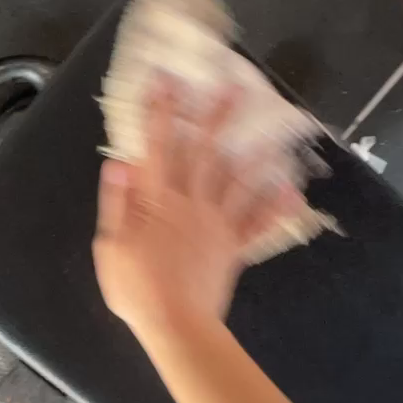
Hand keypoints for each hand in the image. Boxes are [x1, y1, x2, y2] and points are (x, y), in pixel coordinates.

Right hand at [93, 79, 301, 344]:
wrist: (176, 324)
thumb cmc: (137, 289)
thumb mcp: (110, 246)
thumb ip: (116, 203)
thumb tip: (119, 162)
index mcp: (156, 199)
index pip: (157, 145)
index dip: (160, 110)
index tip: (165, 78)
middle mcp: (190, 202)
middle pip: (203, 152)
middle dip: (215, 117)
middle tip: (233, 86)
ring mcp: (216, 223)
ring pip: (236, 179)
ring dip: (252, 150)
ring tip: (269, 127)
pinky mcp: (233, 247)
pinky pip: (258, 224)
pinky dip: (276, 208)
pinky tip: (293, 190)